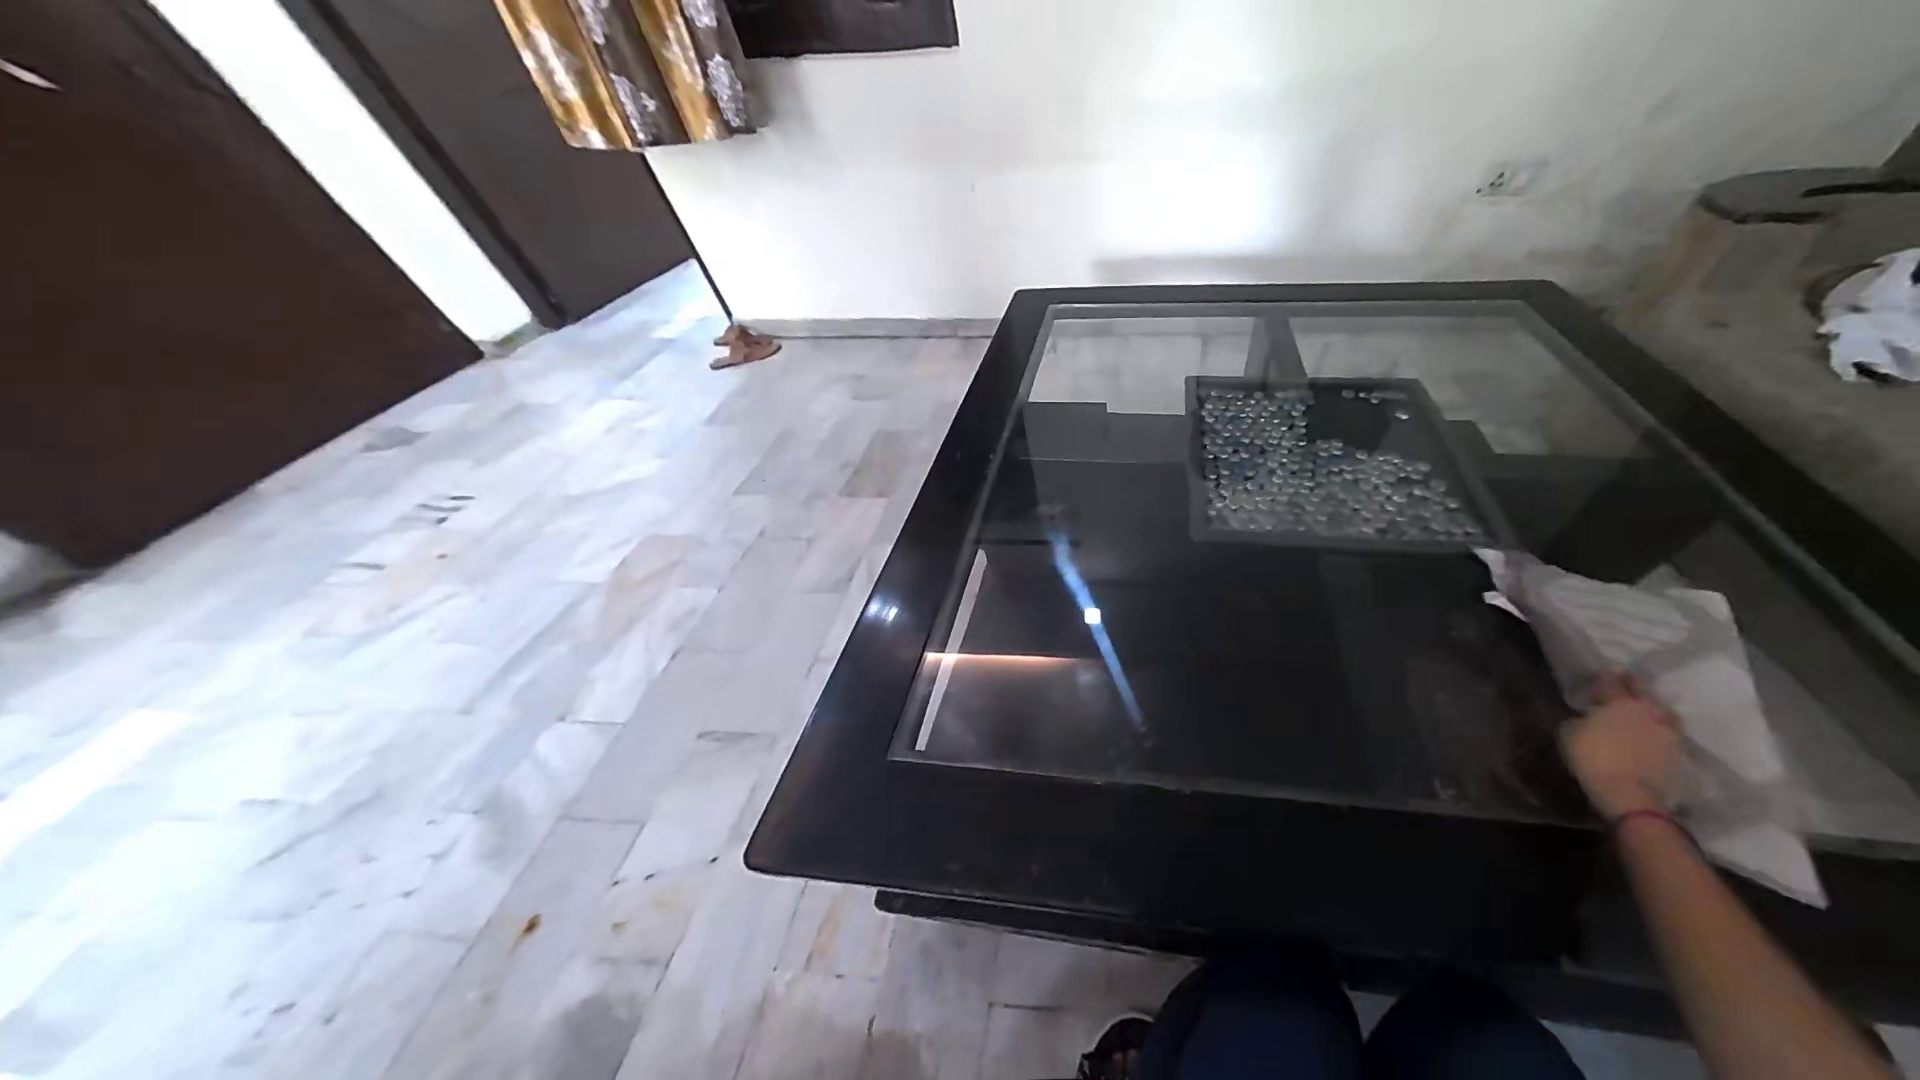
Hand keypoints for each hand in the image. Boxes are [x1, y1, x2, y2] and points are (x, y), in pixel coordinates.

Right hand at [1561, 672, 1681, 819]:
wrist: (1630, 794)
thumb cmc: (1592, 758)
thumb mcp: (1569, 733)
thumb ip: (1581, 719)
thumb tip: (1588, 716)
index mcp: (1621, 703)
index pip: (1612, 681)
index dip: (1605, 676)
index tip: (1602, 672)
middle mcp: (1650, 711)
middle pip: (1645, 691)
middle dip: (1635, 683)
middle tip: (1627, 680)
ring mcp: (1670, 732)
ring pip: (1664, 710)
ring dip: (1654, 706)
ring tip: (1645, 707)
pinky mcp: (1681, 753)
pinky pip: (1671, 732)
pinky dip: (1662, 728)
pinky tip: (1654, 731)